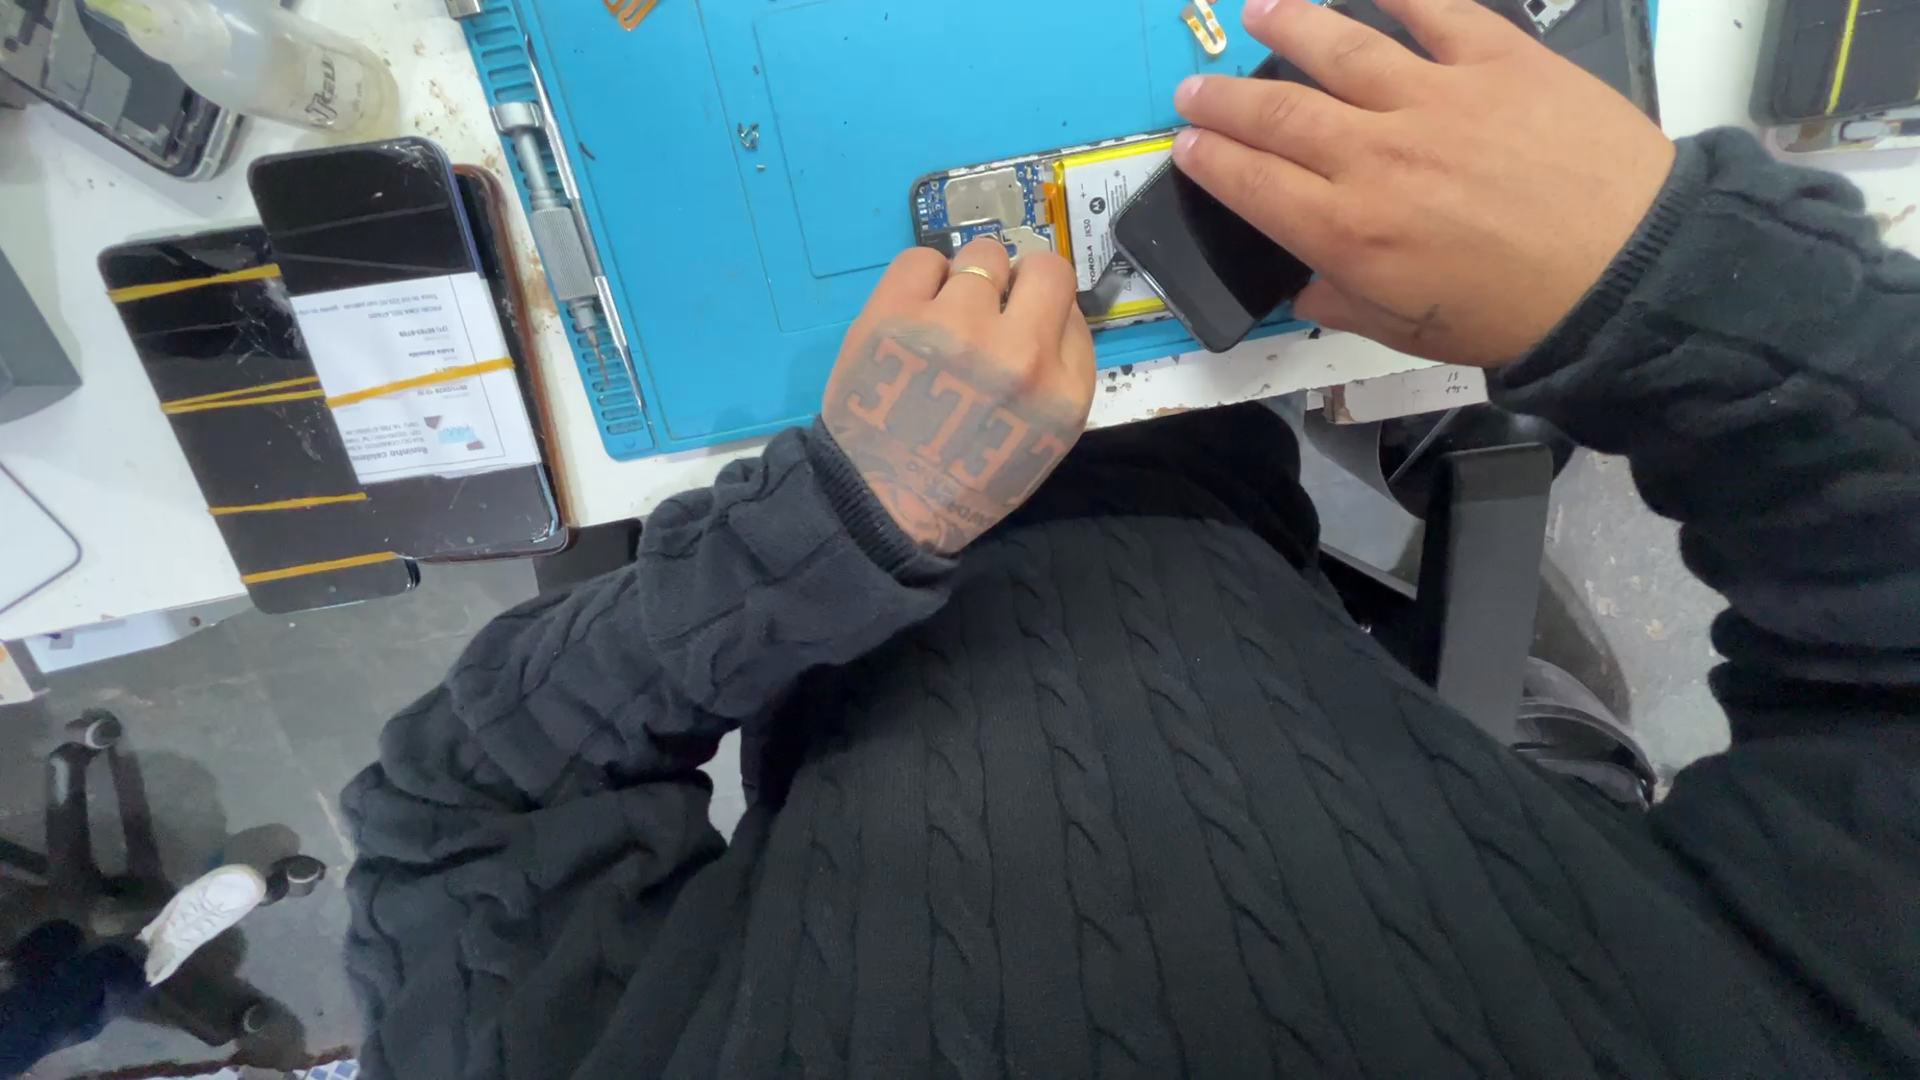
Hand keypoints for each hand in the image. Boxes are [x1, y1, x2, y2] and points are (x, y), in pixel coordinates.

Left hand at [823, 238, 1096, 554]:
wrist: (883, 508)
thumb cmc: (965, 481)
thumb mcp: (1043, 444)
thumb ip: (1058, 376)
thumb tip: (1050, 309)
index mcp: (1064, 392)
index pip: (1073, 311)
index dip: (1043, 313)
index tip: (1018, 329)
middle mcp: (1022, 352)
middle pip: (1043, 269)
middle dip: (1019, 284)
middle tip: (988, 313)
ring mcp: (959, 326)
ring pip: (982, 257)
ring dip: (967, 281)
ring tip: (943, 321)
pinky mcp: (899, 312)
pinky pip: (922, 257)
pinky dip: (920, 280)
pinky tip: (911, 316)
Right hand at [1171, 0, 1674, 366]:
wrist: (1620, 273)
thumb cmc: (1499, 311)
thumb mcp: (1394, 327)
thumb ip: (1333, 300)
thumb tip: (1305, 282)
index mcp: (1344, 231)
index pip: (1251, 183)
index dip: (1209, 161)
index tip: (1184, 146)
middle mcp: (1375, 158)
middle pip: (1278, 116)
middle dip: (1223, 101)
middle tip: (1191, 90)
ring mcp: (1438, 101)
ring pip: (1343, 51)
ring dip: (1289, 26)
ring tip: (1256, 12)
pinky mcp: (1501, 62)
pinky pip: (1439, 11)